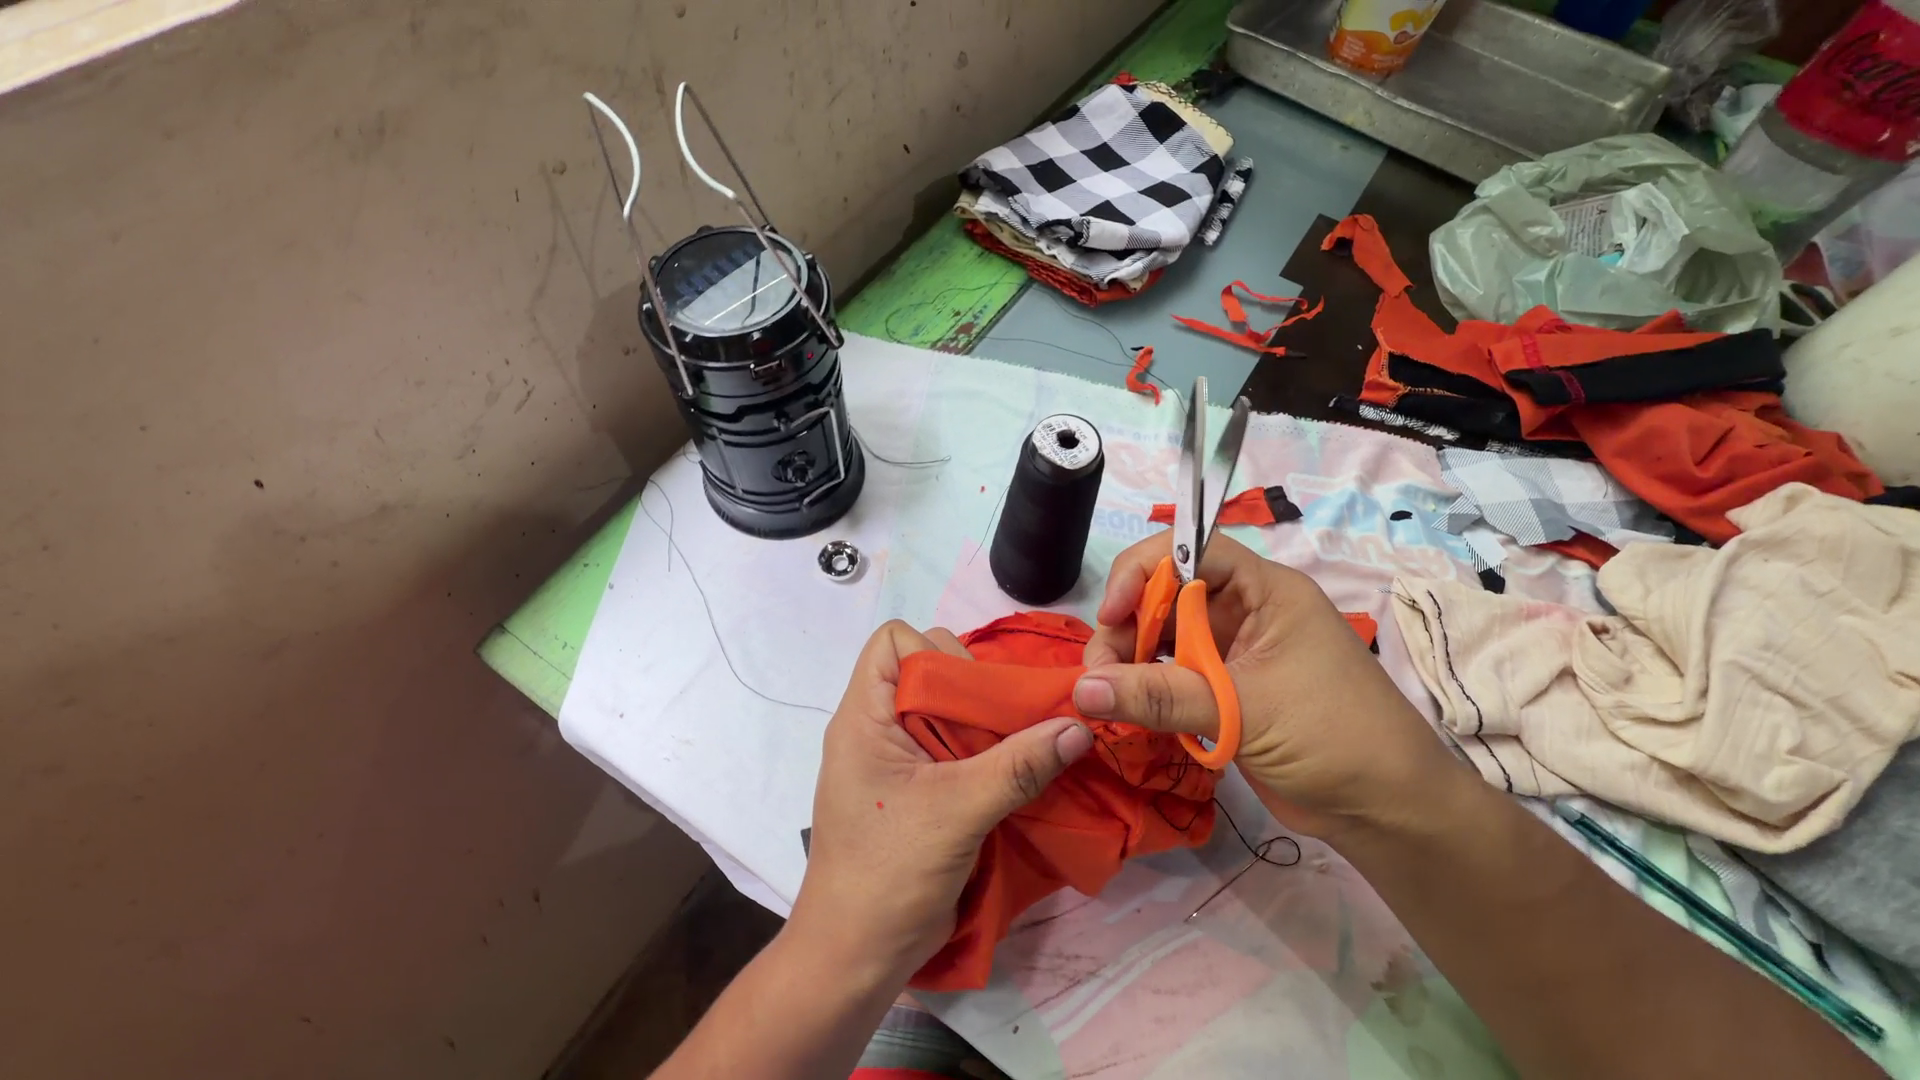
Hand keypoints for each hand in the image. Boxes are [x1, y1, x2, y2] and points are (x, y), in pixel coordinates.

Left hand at [789, 621, 1094, 984]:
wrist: (856, 956)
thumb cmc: (889, 873)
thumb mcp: (957, 812)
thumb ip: (1018, 766)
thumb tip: (1079, 726)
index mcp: (865, 717)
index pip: (894, 642)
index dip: (934, 651)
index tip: (973, 691)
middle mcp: (877, 729)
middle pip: (929, 672)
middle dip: (974, 688)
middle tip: (1008, 722)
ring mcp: (897, 762)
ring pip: (948, 713)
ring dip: (988, 726)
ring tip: (1023, 747)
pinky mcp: (917, 791)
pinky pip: (955, 750)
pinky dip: (987, 755)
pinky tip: (1019, 773)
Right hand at [1074, 534, 1460, 841]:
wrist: (1387, 810)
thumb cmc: (1334, 737)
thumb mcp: (1244, 709)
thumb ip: (1161, 696)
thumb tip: (1082, 689)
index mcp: (1265, 592)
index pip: (1191, 551)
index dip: (1144, 572)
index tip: (1110, 615)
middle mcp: (1246, 614)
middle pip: (1168, 598)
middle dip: (1127, 628)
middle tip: (1097, 675)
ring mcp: (1235, 656)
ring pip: (1164, 640)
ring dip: (1130, 663)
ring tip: (1105, 699)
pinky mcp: (1227, 695)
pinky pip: (1172, 679)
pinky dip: (1146, 691)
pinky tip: (1126, 710)